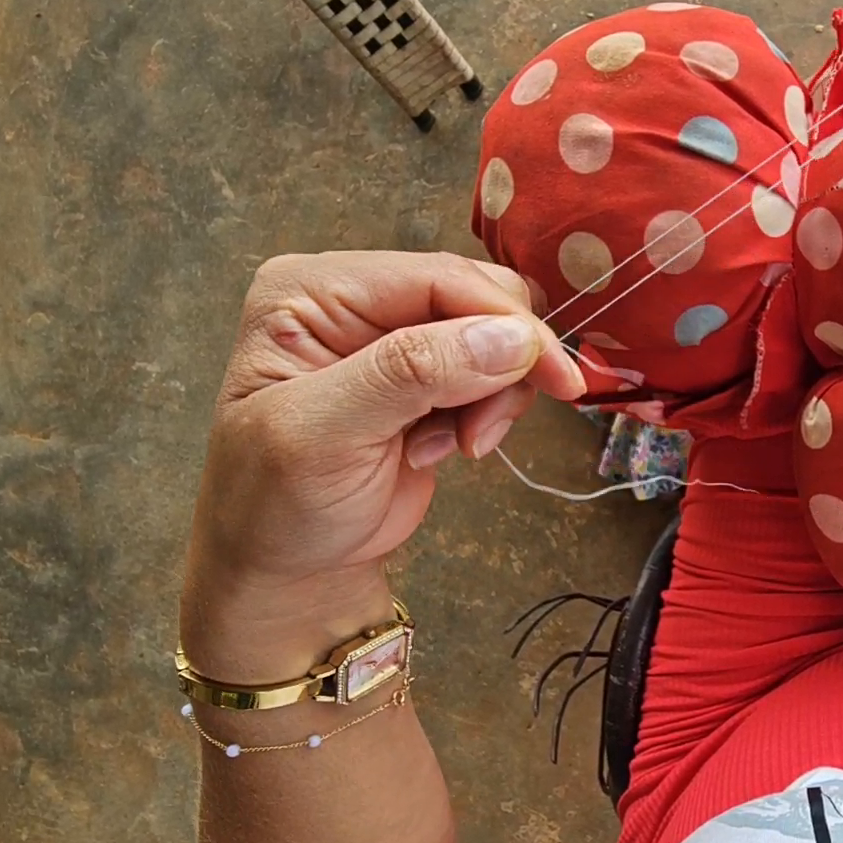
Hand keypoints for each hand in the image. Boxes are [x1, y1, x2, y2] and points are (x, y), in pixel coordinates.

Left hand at [180, 251, 583, 682]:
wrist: (294, 563)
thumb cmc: (280, 503)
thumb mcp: (327, 435)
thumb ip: (413, 374)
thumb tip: (513, 338)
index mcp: (317, 291)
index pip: (440, 279)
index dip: (509, 324)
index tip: (562, 381)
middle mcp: (360, 301)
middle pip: (479, 299)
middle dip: (503, 364)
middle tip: (486, 430)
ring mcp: (398, 339)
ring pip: (499, 338)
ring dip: (495, 397)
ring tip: (458, 446)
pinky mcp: (432, 378)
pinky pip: (496, 375)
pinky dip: (490, 414)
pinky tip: (446, 449)